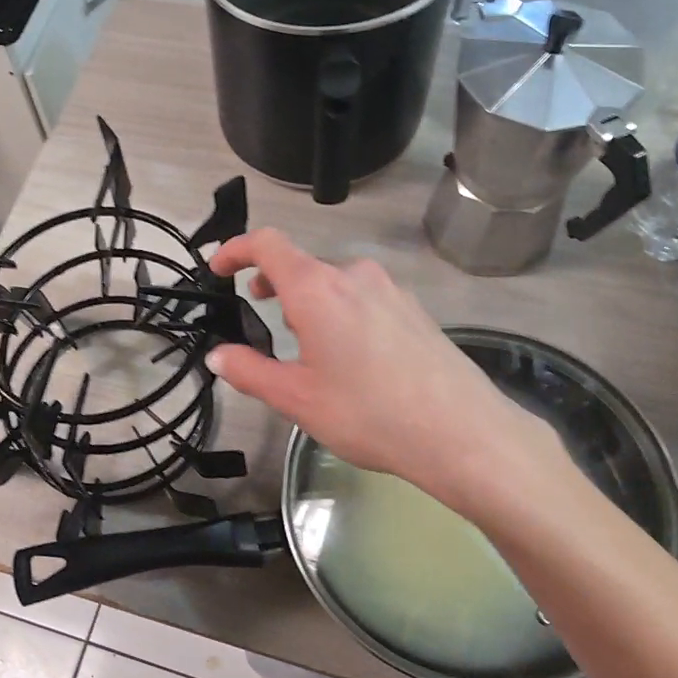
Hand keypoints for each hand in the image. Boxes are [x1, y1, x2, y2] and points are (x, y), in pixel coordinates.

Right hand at [206, 229, 574, 510]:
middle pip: (303, 266)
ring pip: (335, 284)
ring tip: (307, 349)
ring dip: (310, 304)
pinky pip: (364, 300)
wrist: (459, 432)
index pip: (267, 244)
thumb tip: (218, 356)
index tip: (219, 268)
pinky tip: (351, 359)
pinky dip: (341, 314)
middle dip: (274, 286)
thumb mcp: (296, 399)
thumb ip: (249, 372)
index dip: (235, 249)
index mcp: (317, 288)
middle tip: (259, 316)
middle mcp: (354, 276)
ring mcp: (390, 290)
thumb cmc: (367, 413)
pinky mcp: (414, 310)